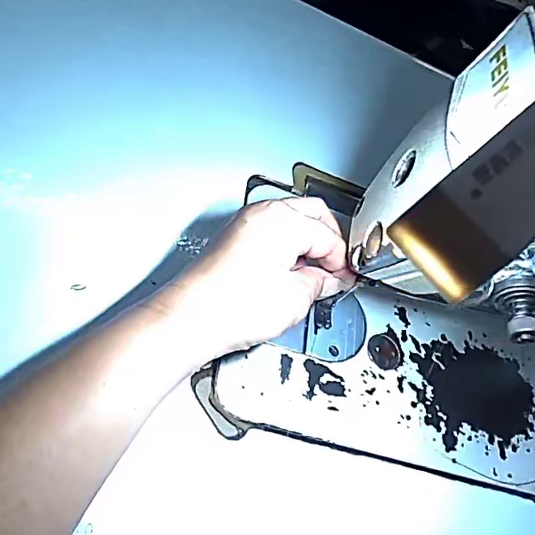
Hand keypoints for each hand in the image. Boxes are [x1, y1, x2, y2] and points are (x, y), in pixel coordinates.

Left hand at [150, 198, 356, 361]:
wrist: (188, 320)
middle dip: (328, 243)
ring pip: (289, 222)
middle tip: (334, 272)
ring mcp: (243, 224)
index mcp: (283, 220)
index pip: (329, 234)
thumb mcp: (295, 298)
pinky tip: (285, 276)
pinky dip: (284, 248)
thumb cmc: (229, 307)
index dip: (343, 261)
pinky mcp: (231, 240)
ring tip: (310, 278)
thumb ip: (321, 283)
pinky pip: (268, 234)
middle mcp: (261, 214)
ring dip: (305, 244)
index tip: (346, 278)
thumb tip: (328, 280)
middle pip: (312, 216)